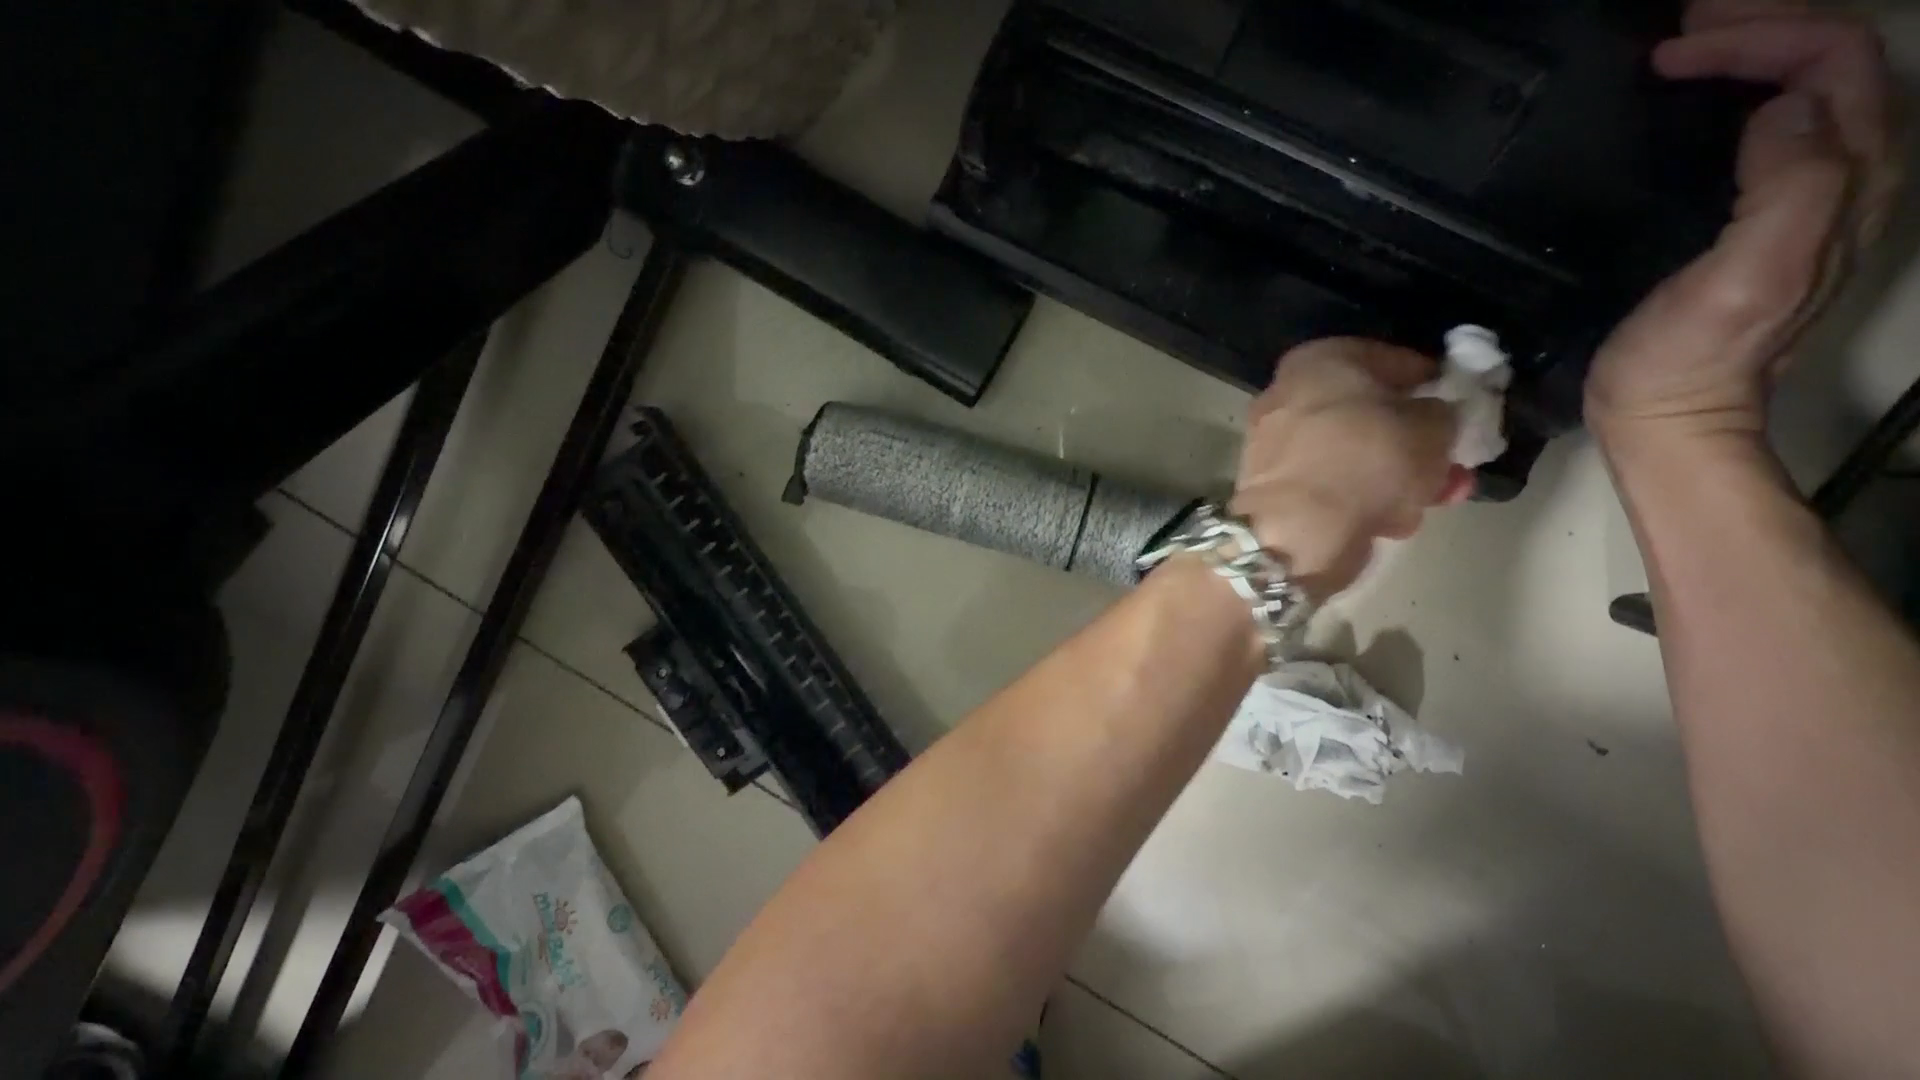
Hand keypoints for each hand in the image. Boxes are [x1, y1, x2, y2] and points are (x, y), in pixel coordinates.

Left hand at [1232, 338, 1470, 597]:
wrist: (1300, 530)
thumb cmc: (1370, 458)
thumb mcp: (1434, 425)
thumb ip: (1442, 414)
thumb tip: (1433, 419)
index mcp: (1318, 361)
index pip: (1390, 360)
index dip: (1432, 383)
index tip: (1460, 406)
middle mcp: (1285, 396)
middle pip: (1368, 415)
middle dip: (1414, 442)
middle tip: (1451, 462)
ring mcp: (1273, 446)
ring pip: (1352, 456)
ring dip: (1394, 477)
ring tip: (1434, 498)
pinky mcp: (1272, 492)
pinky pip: (1330, 488)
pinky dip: (1360, 500)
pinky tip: (1393, 522)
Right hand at [1586, 1, 1900, 447]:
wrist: (1666, 418)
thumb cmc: (1693, 357)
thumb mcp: (1748, 277)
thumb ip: (1790, 189)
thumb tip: (1780, 108)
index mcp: (1847, 184)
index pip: (1832, 66)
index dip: (1759, 40)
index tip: (1669, 57)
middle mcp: (1842, 181)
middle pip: (1830, 66)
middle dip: (1762, 27)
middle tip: (1680, 25)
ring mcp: (1799, 203)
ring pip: (1803, 92)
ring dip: (1751, 57)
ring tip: (1683, 50)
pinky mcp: (1752, 222)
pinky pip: (1765, 132)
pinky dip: (1732, 101)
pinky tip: (1688, 109)